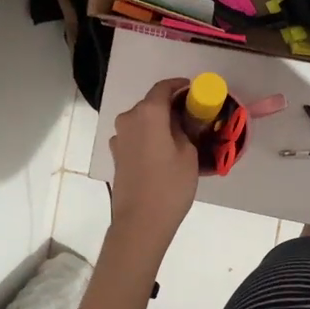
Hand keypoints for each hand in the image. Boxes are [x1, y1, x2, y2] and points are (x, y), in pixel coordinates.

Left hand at [107, 78, 199, 245]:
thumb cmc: (170, 185)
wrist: (140, 221)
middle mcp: (129, 118)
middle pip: (151, 103)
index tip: (193, 91)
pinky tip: (162, 152)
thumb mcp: (188, 153)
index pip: (163, 88)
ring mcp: (119, 137)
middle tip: (191, 117)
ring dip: (158, 123)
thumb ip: (185, 128)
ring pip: (142, 120)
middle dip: (170, 106)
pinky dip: (148, 136)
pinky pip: (135, 136)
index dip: (179, 86)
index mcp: (148, 113)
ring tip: (178, 137)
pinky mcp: (116, 154)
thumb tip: (182, 120)